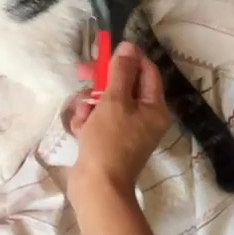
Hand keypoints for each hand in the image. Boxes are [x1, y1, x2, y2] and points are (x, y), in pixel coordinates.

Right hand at [69, 41, 171, 195]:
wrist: (97, 187)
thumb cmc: (109, 141)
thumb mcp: (114, 100)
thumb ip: (120, 71)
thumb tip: (128, 46)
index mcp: (154, 108)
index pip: (146, 71)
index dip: (128, 58)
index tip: (106, 50)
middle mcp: (144, 118)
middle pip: (123, 86)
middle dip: (101, 81)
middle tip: (82, 72)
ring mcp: (126, 131)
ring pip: (106, 102)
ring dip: (89, 103)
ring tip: (81, 113)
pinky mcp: (108, 142)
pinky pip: (97, 121)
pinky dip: (86, 121)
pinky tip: (78, 128)